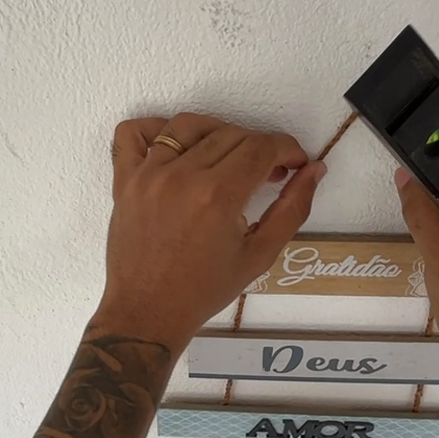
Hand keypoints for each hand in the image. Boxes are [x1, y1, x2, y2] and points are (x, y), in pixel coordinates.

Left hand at [97, 113, 325, 348]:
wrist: (148, 313)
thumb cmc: (202, 291)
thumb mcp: (259, 256)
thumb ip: (292, 209)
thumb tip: (314, 171)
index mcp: (217, 197)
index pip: (262, 147)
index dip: (287, 149)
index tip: (294, 163)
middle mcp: (181, 179)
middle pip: (231, 134)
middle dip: (259, 146)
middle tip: (268, 172)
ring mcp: (148, 176)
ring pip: (188, 124)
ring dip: (217, 131)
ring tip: (228, 158)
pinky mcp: (124, 181)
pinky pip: (133, 134)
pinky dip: (155, 129)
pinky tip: (176, 148)